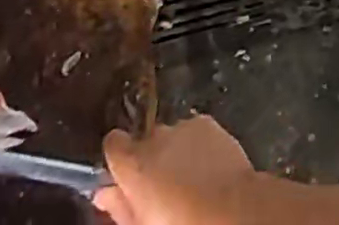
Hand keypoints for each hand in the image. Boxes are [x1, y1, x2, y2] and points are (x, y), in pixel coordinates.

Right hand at [94, 116, 260, 224]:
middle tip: (162, 187)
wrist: (234, 211)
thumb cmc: (183, 224)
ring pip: (171, 136)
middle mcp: (155, 137)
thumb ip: (121, 208)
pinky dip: (196, 146)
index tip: (124, 176)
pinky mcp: (208, 124)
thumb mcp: (145, 224)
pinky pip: (194, 132)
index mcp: (134, 164)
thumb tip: (105, 194)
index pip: (112, 143)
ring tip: (190, 180)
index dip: (118, 158)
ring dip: (174, 152)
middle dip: (150, 158)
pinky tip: (208, 168)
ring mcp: (183, 127)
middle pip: (144, 140)